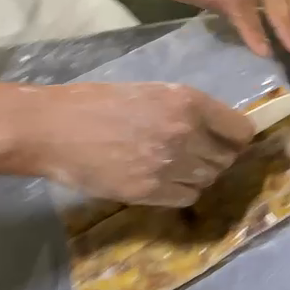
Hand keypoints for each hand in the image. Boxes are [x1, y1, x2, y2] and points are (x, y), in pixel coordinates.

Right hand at [9, 82, 253, 205]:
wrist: (49, 128)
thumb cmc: (97, 103)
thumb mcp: (152, 93)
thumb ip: (189, 110)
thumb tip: (220, 129)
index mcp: (188, 102)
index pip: (241, 130)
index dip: (236, 138)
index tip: (228, 141)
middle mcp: (185, 132)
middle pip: (226, 158)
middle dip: (216, 157)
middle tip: (195, 154)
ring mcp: (168, 164)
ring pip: (208, 179)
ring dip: (198, 175)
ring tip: (174, 166)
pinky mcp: (149, 191)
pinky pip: (187, 197)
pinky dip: (181, 192)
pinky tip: (162, 181)